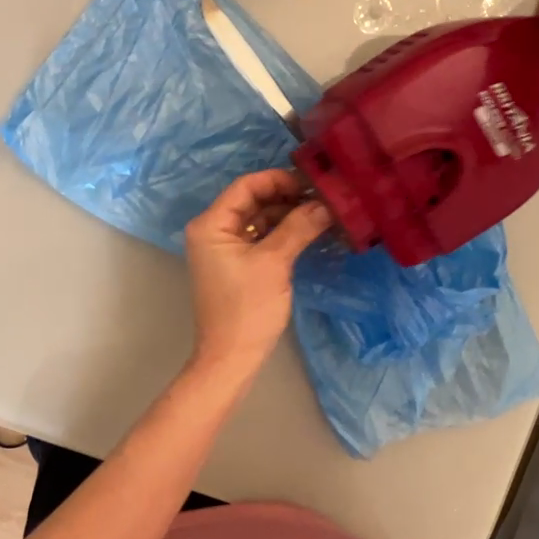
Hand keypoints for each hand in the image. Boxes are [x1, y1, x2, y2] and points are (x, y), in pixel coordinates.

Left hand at [183, 169, 333, 374]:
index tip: (313, 185)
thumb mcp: (274, 263)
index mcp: (211, 224)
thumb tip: (327, 202)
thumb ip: (299, 227)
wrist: (232, 358)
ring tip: (323, 213)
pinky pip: (261, 238)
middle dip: (287, 197)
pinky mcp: (237, 265)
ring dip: (288, 215)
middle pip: (253, 201)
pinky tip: (310, 231)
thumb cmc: (247, 308)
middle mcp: (213, 230)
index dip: (279, 180)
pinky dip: (283, 233)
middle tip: (324, 199)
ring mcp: (225, 249)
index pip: (246, 186)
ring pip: (259, 219)